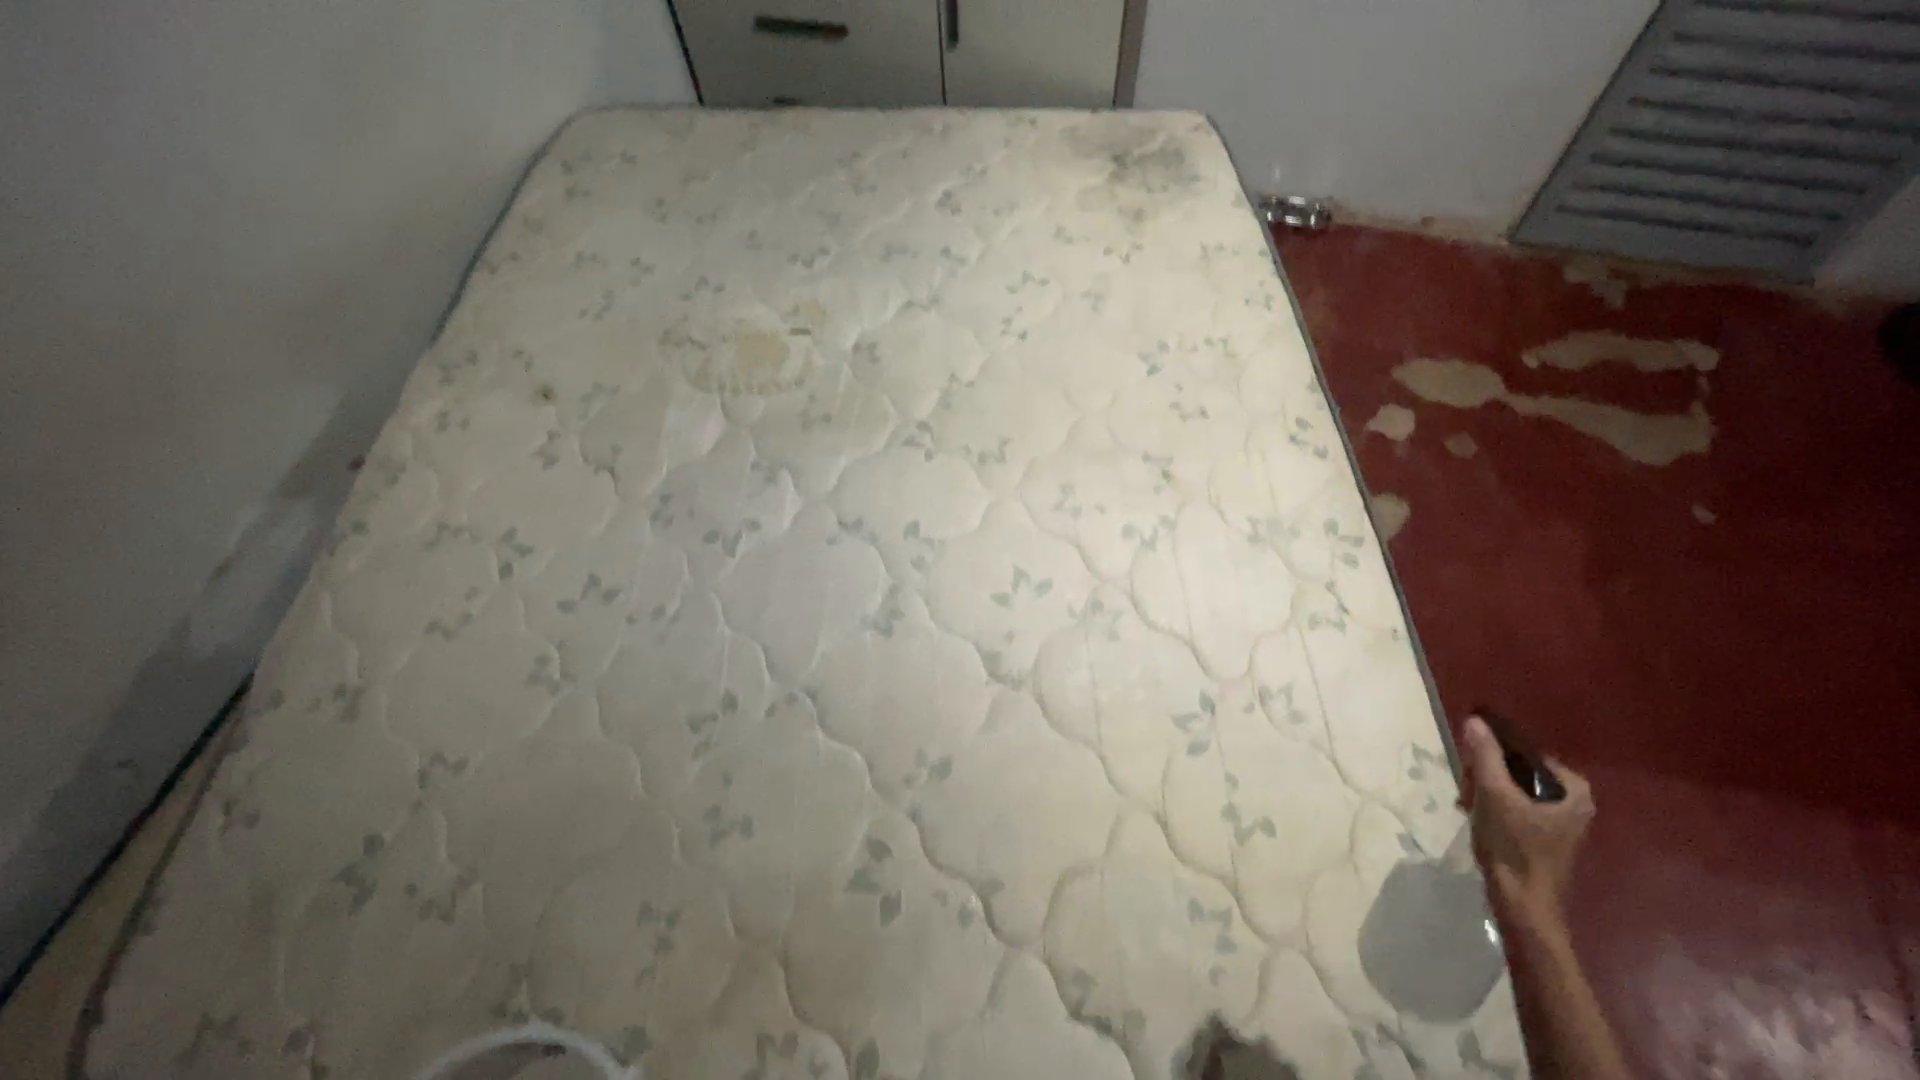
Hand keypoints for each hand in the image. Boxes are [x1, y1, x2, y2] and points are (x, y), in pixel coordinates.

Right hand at [1459, 714, 1595, 927]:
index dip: (1493, 757)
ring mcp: (1561, 820)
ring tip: (1469, 808)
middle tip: (1468, 793)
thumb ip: (1486, 757)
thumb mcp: (1495, 796)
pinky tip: (1478, 819)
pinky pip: (1516, 806)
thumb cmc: (1514, 848)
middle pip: (1518, 770)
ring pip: (1513, 789)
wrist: (1523, 905)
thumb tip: (1475, 720)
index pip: (1524, 752)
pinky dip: (1494, 808)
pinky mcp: (1545, 835)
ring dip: (1486, 793)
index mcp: (1573, 788)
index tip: (1471, 772)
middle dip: (1487, 777)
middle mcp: (1573, 800)